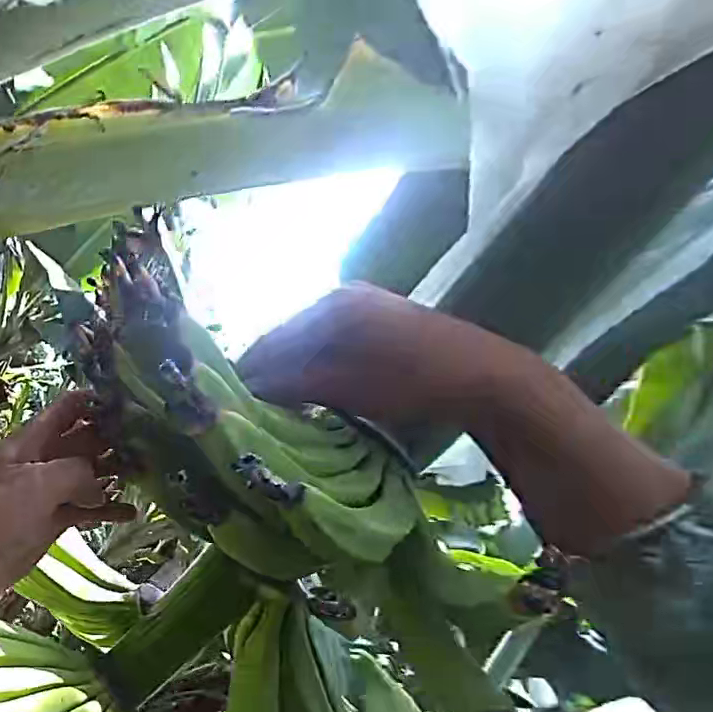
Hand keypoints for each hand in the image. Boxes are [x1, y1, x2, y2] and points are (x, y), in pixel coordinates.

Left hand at [0, 391, 132, 698]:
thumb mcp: (34, 483)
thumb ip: (75, 473)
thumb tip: (103, 486)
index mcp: (32, 442)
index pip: (68, 410)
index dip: (96, 401)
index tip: (131, 401)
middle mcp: (44, 462)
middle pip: (86, 442)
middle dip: (115, 439)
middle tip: (154, 441)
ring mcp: (50, 493)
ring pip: (90, 477)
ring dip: (116, 474)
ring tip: (150, 474)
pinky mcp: (55, 521)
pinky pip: (88, 511)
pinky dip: (108, 510)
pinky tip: (132, 512)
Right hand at [241, 284, 690, 554]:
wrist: (485, 379)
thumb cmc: (411, 381)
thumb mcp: (343, 386)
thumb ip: (289, 384)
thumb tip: (242, 394)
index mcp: (330, 305)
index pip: (269, 340)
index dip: (245, 374)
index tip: (227, 407)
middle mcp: (340, 298)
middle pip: (283, 341)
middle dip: (262, 375)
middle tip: (244, 412)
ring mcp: (361, 309)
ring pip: (304, 347)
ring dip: (285, 376)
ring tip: (270, 410)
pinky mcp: (377, 326)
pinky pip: (325, 349)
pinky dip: (309, 373)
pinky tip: (305, 396)